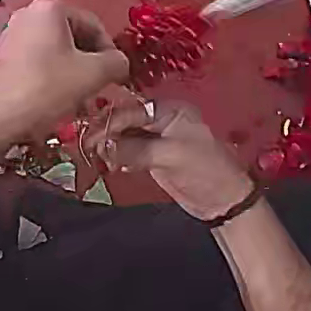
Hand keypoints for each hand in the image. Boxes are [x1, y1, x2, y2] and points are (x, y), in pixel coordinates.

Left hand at [0, 0, 129, 145]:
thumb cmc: (45, 89)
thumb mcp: (92, 74)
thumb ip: (116, 62)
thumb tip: (120, 63)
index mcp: (50, 8)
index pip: (94, 25)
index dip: (110, 52)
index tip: (115, 75)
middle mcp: (28, 14)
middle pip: (75, 37)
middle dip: (90, 64)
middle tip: (98, 88)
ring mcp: (12, 35)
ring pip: (57, 53)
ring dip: (74, 74)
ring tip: (79, 100)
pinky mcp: (3, 58)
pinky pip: (39, 63)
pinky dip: (53, 79)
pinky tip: (57, 102)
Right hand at [88, 100, 252, 220]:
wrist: (223, 200)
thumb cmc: (203, 170)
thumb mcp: (170, 155)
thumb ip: (136, 149)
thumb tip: (104, 147)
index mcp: (170, 110)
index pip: (133, 110)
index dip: (112, 121)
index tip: (91, 134)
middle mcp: (162, 120)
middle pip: (127, 120)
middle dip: (108, 132)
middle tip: (88, 146)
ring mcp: (157, 139)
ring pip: (126, 136)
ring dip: (110, 145)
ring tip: (95, 156)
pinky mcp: (154, 157)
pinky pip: (130, 151)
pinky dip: (118, 156)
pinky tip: (109, 164)